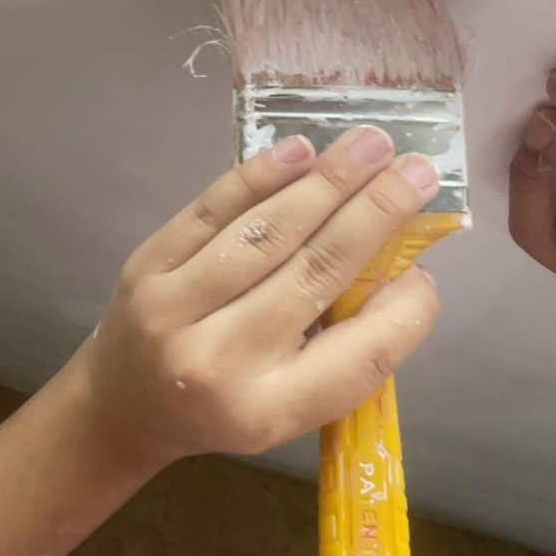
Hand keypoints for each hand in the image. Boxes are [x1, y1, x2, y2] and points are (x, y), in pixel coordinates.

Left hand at [75, 126, 442, 467]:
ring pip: (267, 232)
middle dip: (375, 214)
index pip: (358, 356)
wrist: (125, 403)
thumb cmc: (219, 407)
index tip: (430, 269)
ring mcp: (175, 306)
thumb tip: (401, 271)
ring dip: (327, 183)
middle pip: (314, 272)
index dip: (405, 310)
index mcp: (268, 410)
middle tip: (418, 170)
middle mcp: (221, 360)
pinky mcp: (146, 265)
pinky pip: (213, 209)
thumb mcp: (284, 405)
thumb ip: (340, 349)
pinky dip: (260, 176)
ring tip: (370, 145)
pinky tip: (301, 151)